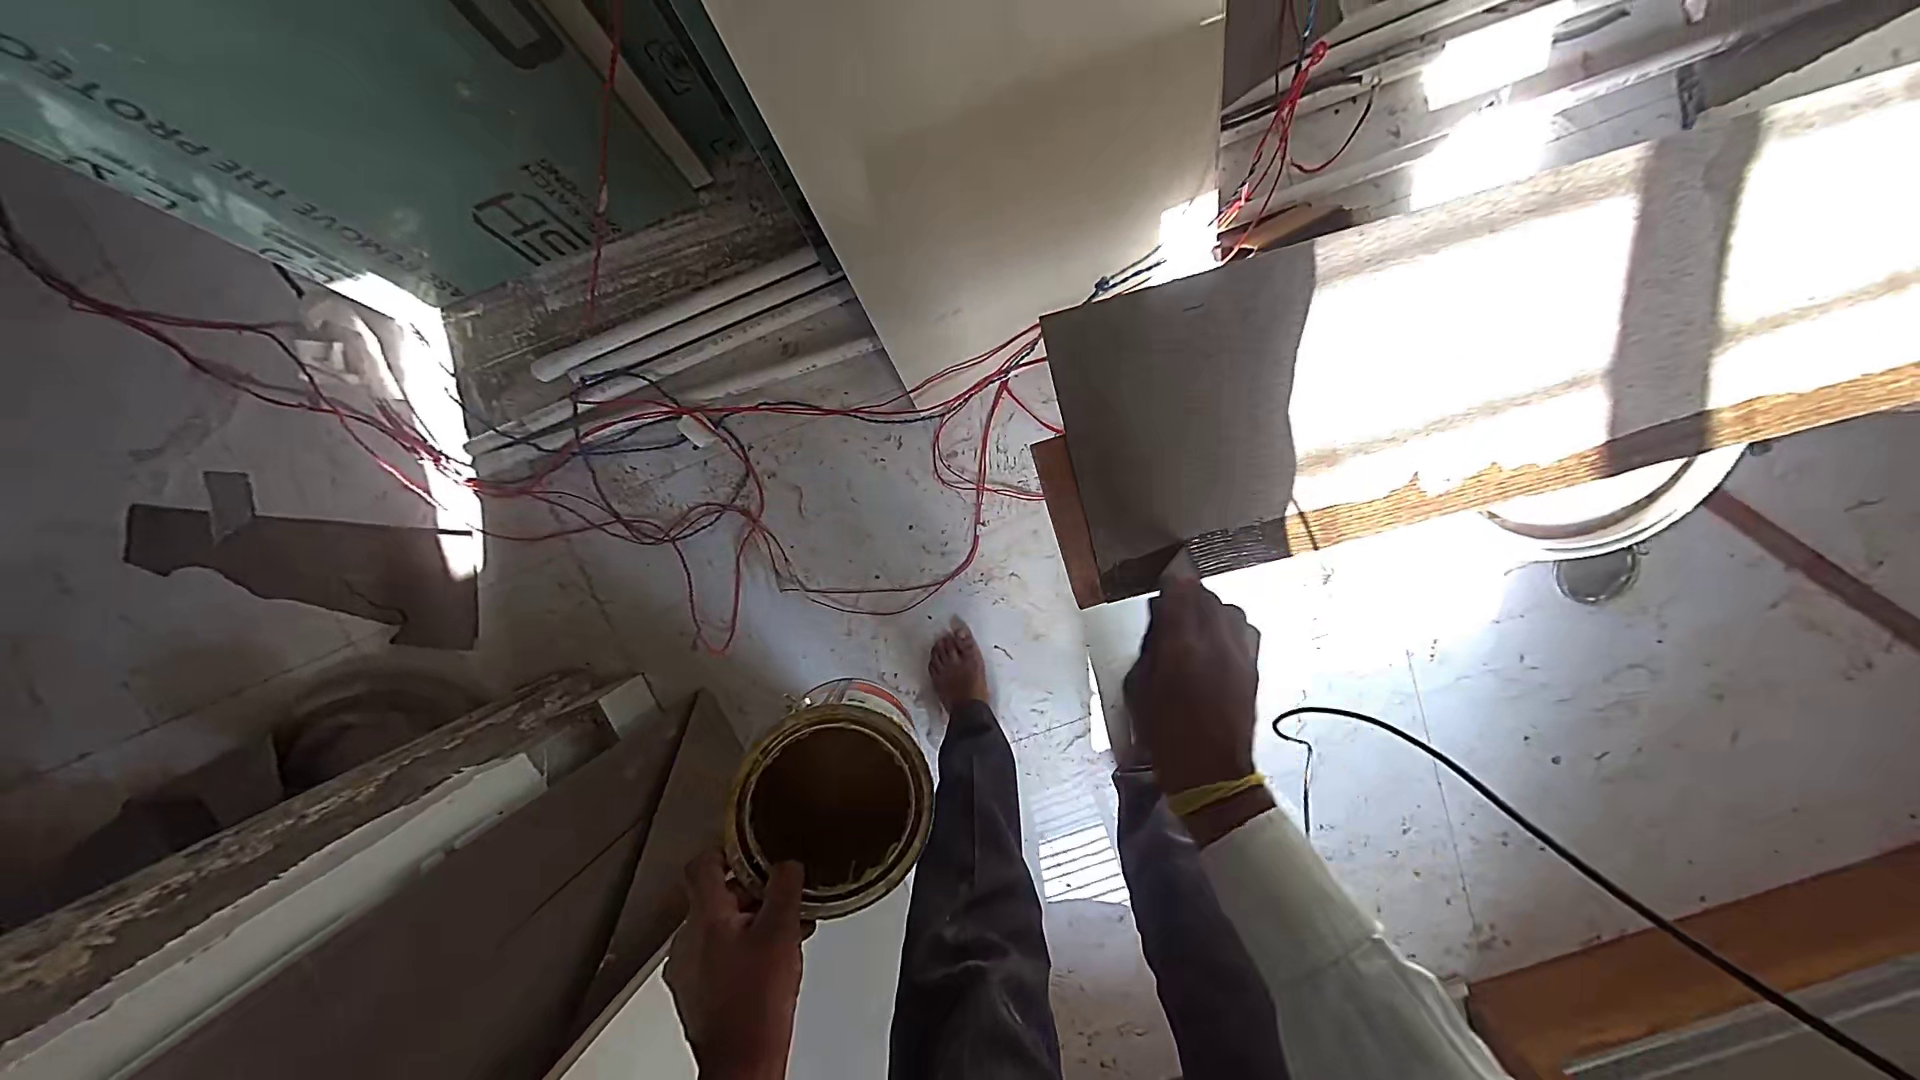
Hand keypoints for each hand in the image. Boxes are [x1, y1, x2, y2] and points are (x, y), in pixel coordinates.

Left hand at [666, 851, 806, 1079]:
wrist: (743, 1063)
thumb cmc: (757, 1002)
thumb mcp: (782, 930)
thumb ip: (784, 888)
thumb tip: (786, 866)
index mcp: (704, 918)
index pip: (702, 864)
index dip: (727, 852)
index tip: (749, 853)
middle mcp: (687, 941)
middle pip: (716, 896)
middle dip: (751, 893)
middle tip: (780, 897)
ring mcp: (687, 970)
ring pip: (718, 926)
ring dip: (750, 921)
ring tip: (784, 931)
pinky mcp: (695, 993)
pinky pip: (716, 954)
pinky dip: (741, 947)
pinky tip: (771, 959)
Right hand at [1123, 578, 1273, 843]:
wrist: (1210, 771)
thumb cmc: (1164, 734)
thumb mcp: (1140, 688)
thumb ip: (1151, 648)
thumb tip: (1159, 623)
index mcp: (1180, 647)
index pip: (1179, 591)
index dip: (1169, 583)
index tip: (1161, 585)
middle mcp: (1214, 642)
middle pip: (1205, 595)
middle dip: (1188, 595)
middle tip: (1172, 607)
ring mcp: (1239, 654)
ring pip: (1229, 609)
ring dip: (1210, 609)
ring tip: (1196, 624)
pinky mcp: (1254, 667)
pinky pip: (1245, 630)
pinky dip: (1229, 627)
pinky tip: (1217, 641)